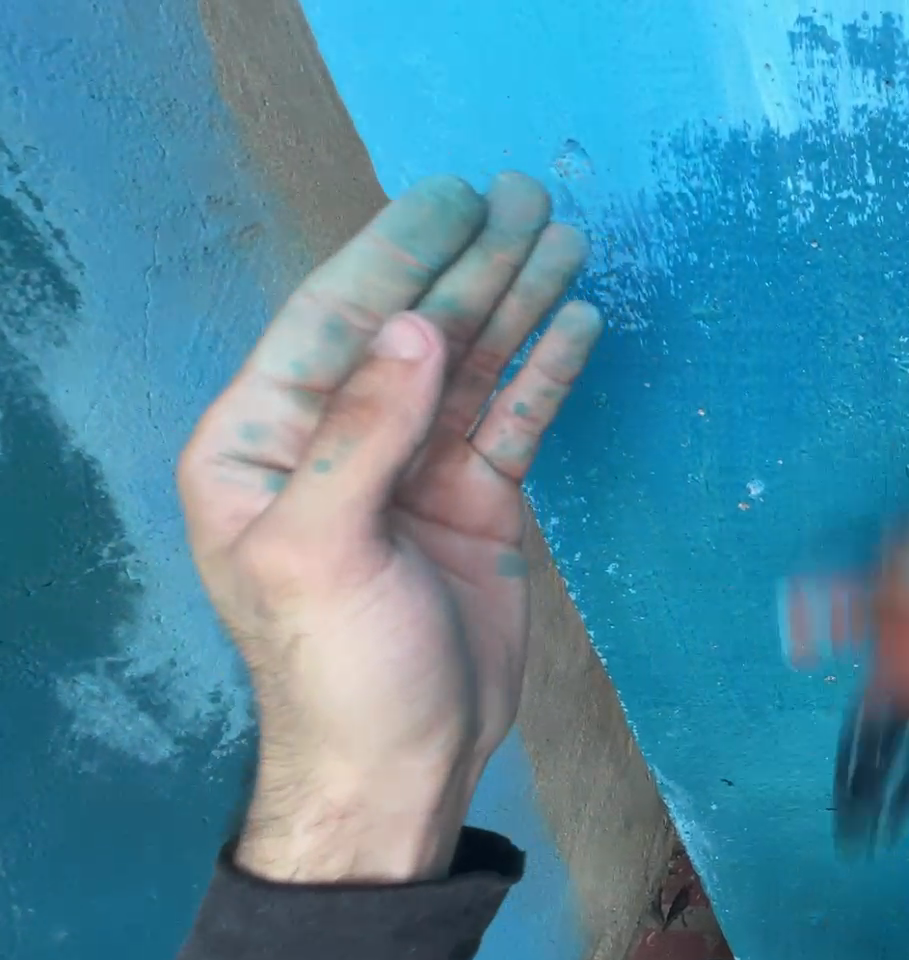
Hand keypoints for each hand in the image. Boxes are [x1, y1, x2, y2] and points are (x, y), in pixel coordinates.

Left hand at [177, 173, 602, 882]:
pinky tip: (577, 327)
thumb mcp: (323, 550)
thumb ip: (365, 434)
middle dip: (473, 265)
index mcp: (271, 440)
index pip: (339, 322)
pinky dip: (549, 375)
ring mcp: (424, 468)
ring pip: (477, 369)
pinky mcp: (484, 497)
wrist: (409, 751)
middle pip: (419, 332)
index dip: (398, 256)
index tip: (455, 202)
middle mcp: (348, 438)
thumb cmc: (340, 664)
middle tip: (530, 200)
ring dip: (520, 307)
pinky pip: (518, 421)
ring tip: (566, 246)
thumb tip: (414, 329)